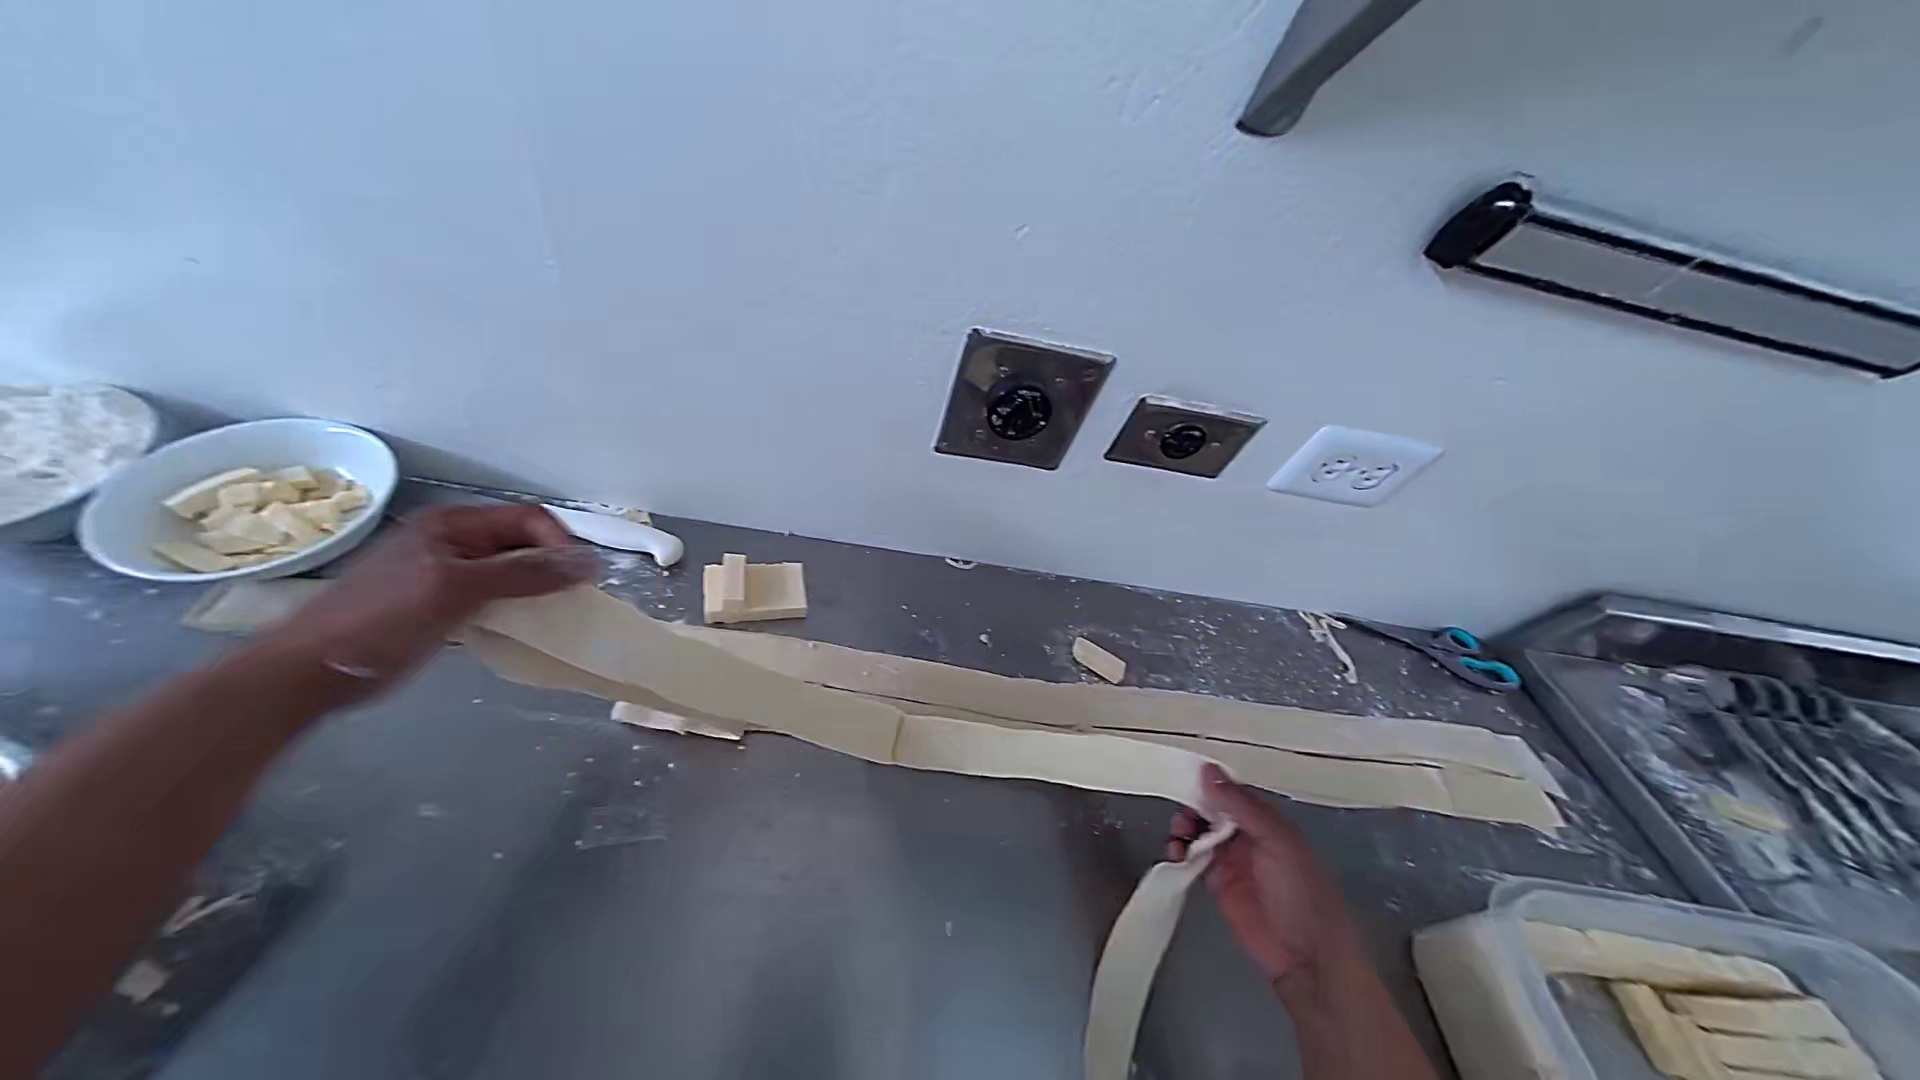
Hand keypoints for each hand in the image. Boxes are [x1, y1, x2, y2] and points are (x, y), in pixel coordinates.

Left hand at [258, 504, 598, 699]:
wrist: (305, 673)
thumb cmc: (380, 623)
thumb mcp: (457, 590)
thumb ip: (526, 573)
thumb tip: (591, 562)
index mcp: (453, 524)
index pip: (529, 519)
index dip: (559, 543)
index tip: (578, 580)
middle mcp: (453, 540)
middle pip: (523, 543)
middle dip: (553, 567)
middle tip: (572, 600)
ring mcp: (446, 572)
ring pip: (512, 571)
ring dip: (538, 589)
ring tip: (553, 614)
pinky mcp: (443, 603)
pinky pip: (496, 596)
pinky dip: (517, 607)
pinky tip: (523, 627)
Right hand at [1167, 764, 1362, 990]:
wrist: (1307, 956)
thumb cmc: (1300, 891)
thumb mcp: (1275, 841)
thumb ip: (1240, 806)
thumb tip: (1207, 770)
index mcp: (1265, 819)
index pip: (1231, 790)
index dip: (1208, 783)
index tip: (1183, 776)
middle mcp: (1246, 833)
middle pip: (1210, 808)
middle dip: (1192, 806)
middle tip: (1182, 817)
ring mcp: (1230, 857)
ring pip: (1198, 830)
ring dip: (1183, 827)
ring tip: (1178, 839)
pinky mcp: (1217, 881)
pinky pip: (1192, 857)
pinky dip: (1180, 851)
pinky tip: (1176, 855)